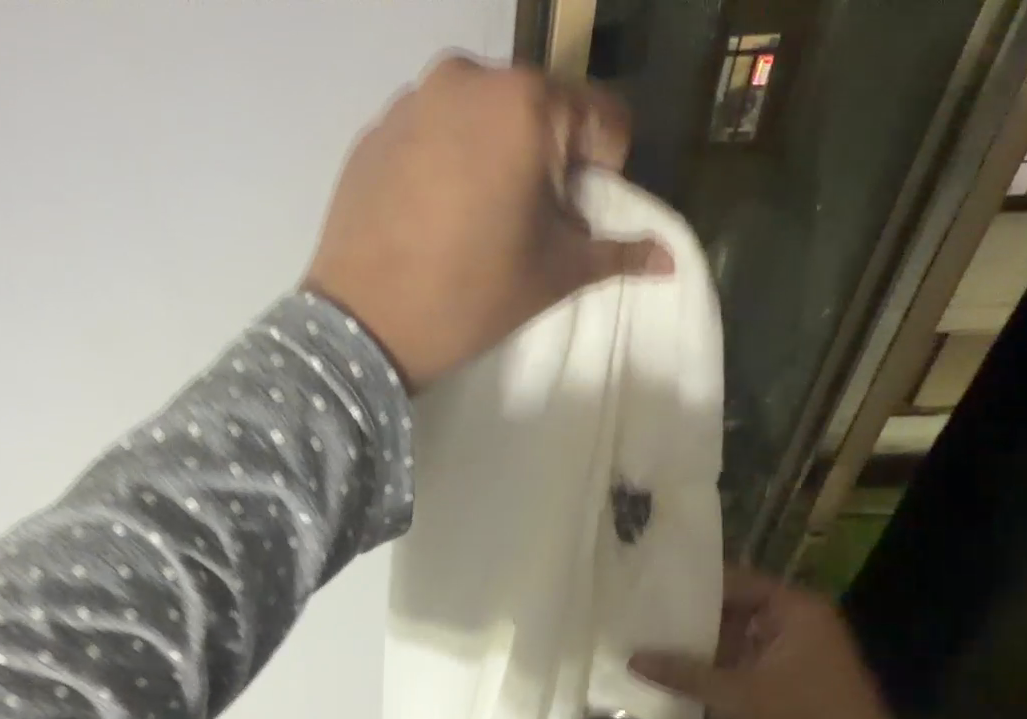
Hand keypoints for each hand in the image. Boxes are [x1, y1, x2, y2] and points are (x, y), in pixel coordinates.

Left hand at [304, 55, 673, 390]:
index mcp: (525, 101)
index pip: (601, 118)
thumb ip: (616, 253)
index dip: (602, 172)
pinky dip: (444, 164)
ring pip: (481, 121)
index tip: (574, 218)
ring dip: (494, 159)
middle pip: (538, 113)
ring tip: (474, 221)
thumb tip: (667, 259)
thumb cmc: (468, 296)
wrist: (359, 330)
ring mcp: (409, 103)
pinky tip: (431, 216)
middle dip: (546, 162)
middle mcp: (465, 80)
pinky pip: (431, 135)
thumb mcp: (553, 275)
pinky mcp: (371, 134)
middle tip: (525, 223)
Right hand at [630, 566, 936, 718]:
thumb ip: (684, 673)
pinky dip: (718, 667)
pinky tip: (677, 672)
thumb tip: (632, 658)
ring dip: (703, 645)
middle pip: (735, 607)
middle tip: (642, 616)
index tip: (650, 588)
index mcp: (797, 609)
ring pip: (738, 637)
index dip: (694, 585)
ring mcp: (797, 652)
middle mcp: (799, 622)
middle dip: (693, 617)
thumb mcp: (738, 695)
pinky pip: (746, 661)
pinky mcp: (792, 680)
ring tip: (650, 641)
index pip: (736, 581)